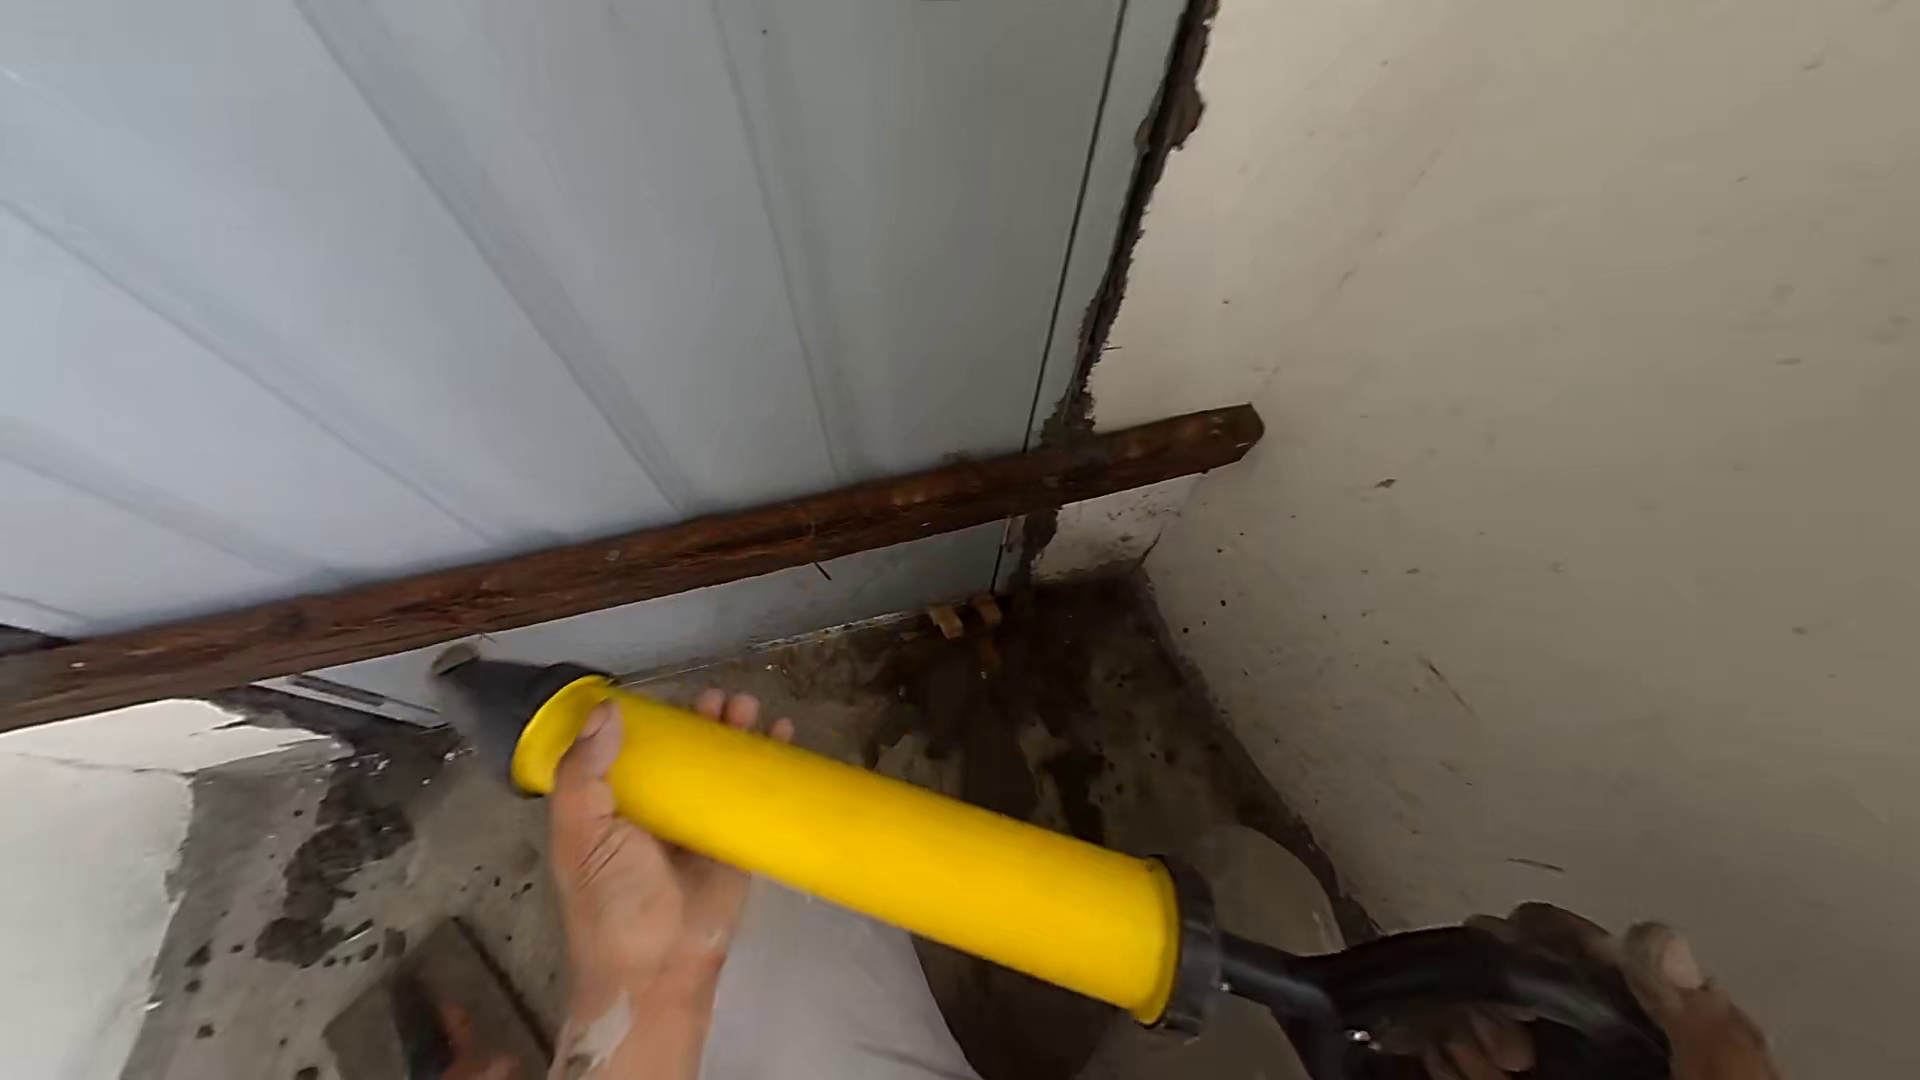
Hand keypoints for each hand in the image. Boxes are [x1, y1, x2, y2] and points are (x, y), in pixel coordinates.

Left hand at [546, 690, 792, 1079]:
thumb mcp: (581, 836)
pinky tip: (783, 734)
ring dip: (739, 731)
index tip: (676, 698)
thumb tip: (605, 710)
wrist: (660, 964)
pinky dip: (772, 758)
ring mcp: (705, 821)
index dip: (659, 721)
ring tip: (748, 708)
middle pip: (689, 752)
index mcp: (620, 807)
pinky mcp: (740, 835)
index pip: (640, 751)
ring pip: (725, 764)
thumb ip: (584, 774)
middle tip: (721, 700)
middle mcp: (663, 809)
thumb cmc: (612, 900)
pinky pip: (757, 789)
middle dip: (707, 719)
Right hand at [1411, 904, 1780, 1079]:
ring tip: (1488, 1071)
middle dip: (1489, 989)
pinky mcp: (1488, 1077)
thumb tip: (1658, 937)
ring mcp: (1536, 1061)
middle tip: (1512, 1046)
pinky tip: (1458, 1071)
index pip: (1571, 941)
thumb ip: (1708, 1033)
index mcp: (1644, 1023)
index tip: (1523, 960)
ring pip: (1467, 998)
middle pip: (1504, 963)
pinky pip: (1442, 1039)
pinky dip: (1439, 1049)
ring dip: (1461, 1024)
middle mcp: (1582, 1031)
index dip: (1537, 936)